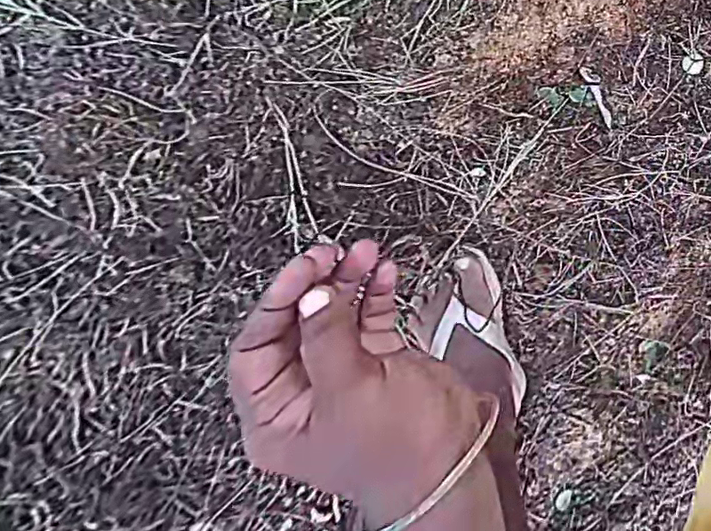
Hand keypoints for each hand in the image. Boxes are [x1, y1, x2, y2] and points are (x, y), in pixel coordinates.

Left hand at [228, 241, 499, 527]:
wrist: (453, 457)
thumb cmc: (398, 450)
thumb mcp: (352, 392)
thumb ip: (328, 340)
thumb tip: (311, 296)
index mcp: (278, 415)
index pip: (256, 349)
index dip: (276, 304)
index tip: (302, 270)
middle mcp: (307, 390)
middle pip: (298, 323)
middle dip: (317, 284)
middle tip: (332, 254)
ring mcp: (346, 371)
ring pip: (336, 313)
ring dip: (349, 279)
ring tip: (363, 254)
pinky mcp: (380, 357)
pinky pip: (370, 314)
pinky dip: (376, 290)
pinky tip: (384, 273)